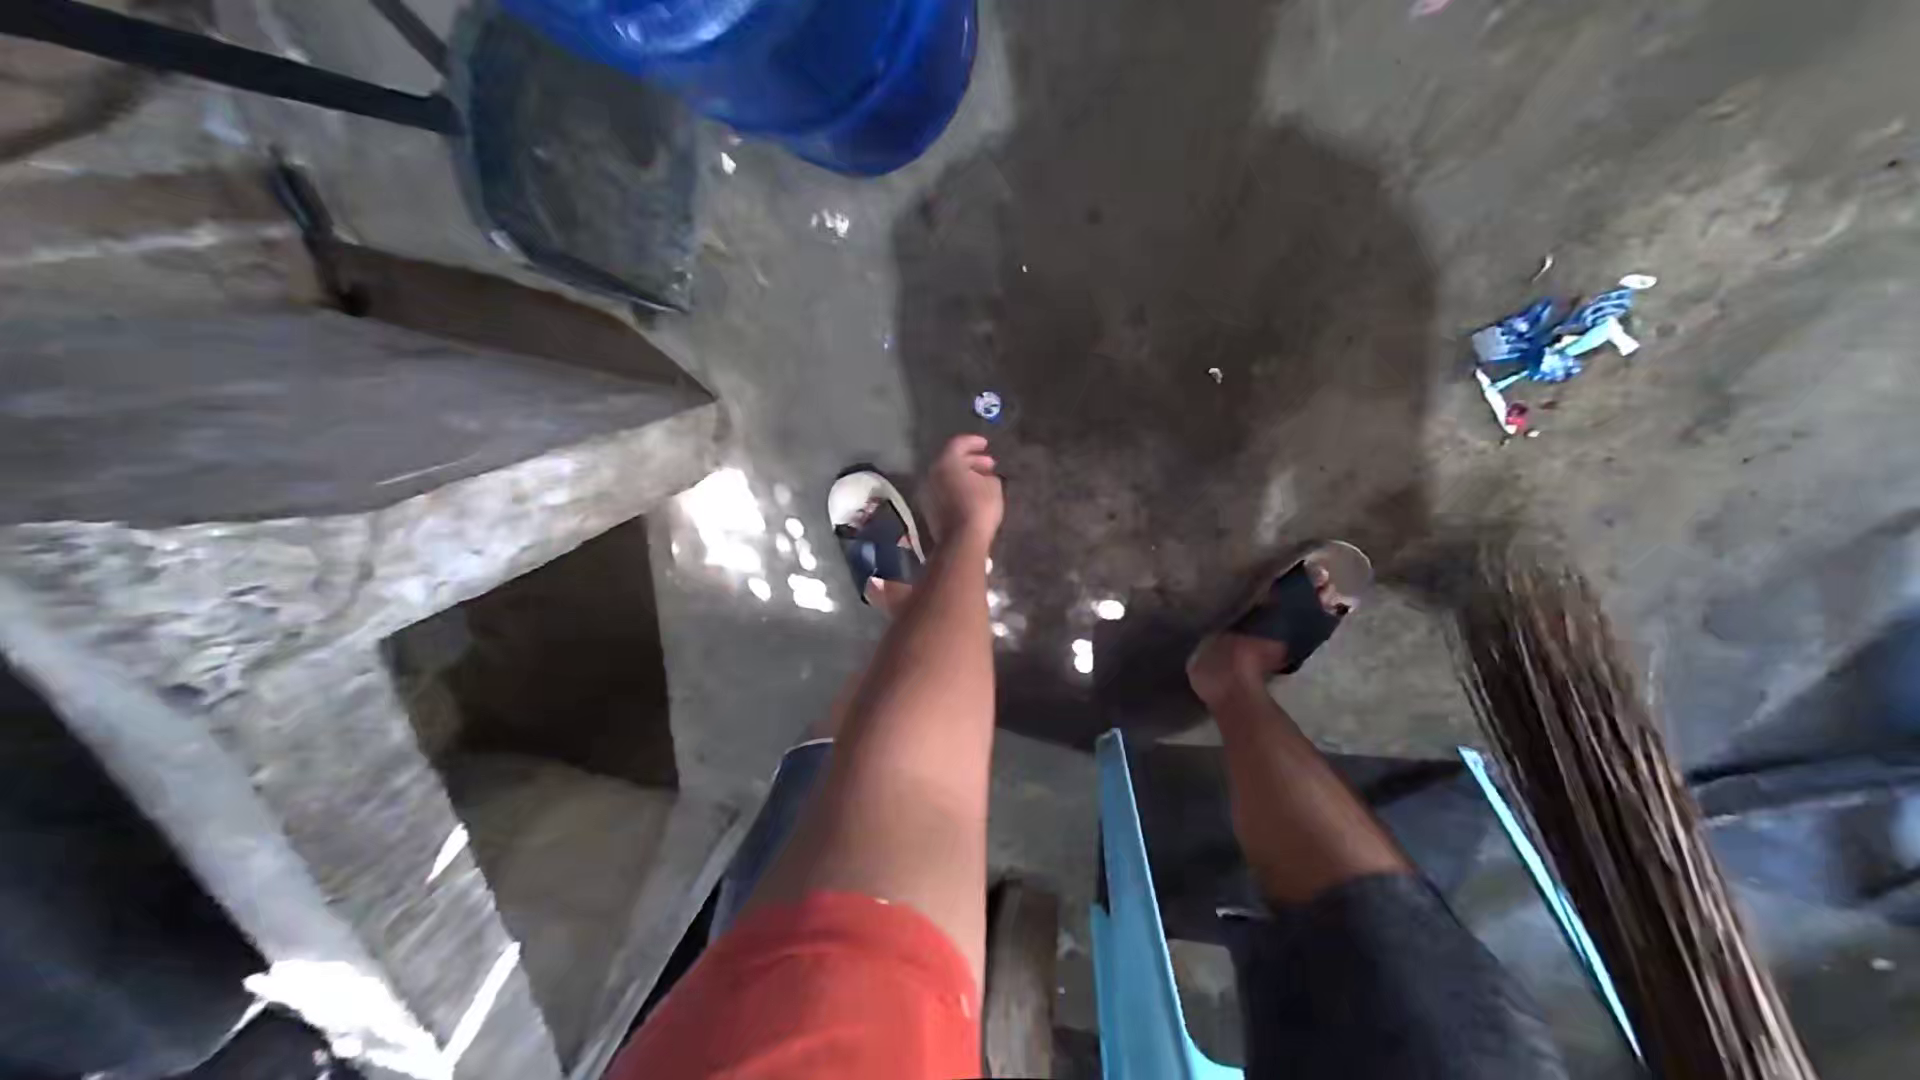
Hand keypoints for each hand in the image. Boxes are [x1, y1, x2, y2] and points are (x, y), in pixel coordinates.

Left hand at [924, 435, 1002, 547]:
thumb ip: (988, 475)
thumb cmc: (979, 507)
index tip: (986, 445)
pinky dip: (956, 488)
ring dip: (964, 475)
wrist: (961, 541)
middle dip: (971, 460)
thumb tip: (984, 476)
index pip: (958, 444)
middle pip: (951, 460)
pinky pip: (943, 490)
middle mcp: (932, 474)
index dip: (973, 442)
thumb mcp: (993, 486)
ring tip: (983, 480)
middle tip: (989, 465)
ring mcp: (927, 492)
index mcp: (946, 463)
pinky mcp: (928, 508)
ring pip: (946, 477)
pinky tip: (971, 494)